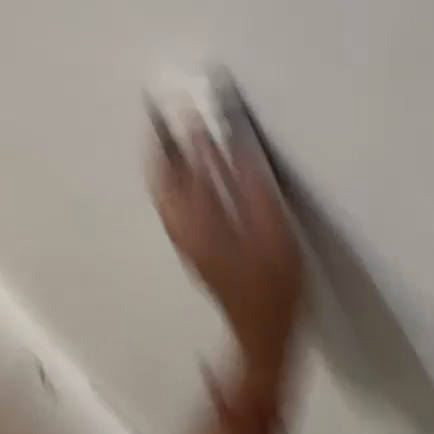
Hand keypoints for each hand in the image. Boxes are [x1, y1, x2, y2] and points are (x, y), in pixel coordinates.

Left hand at [148, 103, 304, 364]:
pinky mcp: (188, 247)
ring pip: (163, 192)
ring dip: (162, 162)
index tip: (185, 105)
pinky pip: (168, 205)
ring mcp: (184, 239)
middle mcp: (187, 225)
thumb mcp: (274, 231)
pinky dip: (167, 182)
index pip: (194, 165)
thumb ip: (254, 187)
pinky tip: (175, 176)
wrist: (260, 328)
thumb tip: (238, 148)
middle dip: (161, 144)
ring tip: (162, 137)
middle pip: (165, 177)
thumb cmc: (274, 281)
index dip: (190, 133)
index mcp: (208, 218)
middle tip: (159, 115)